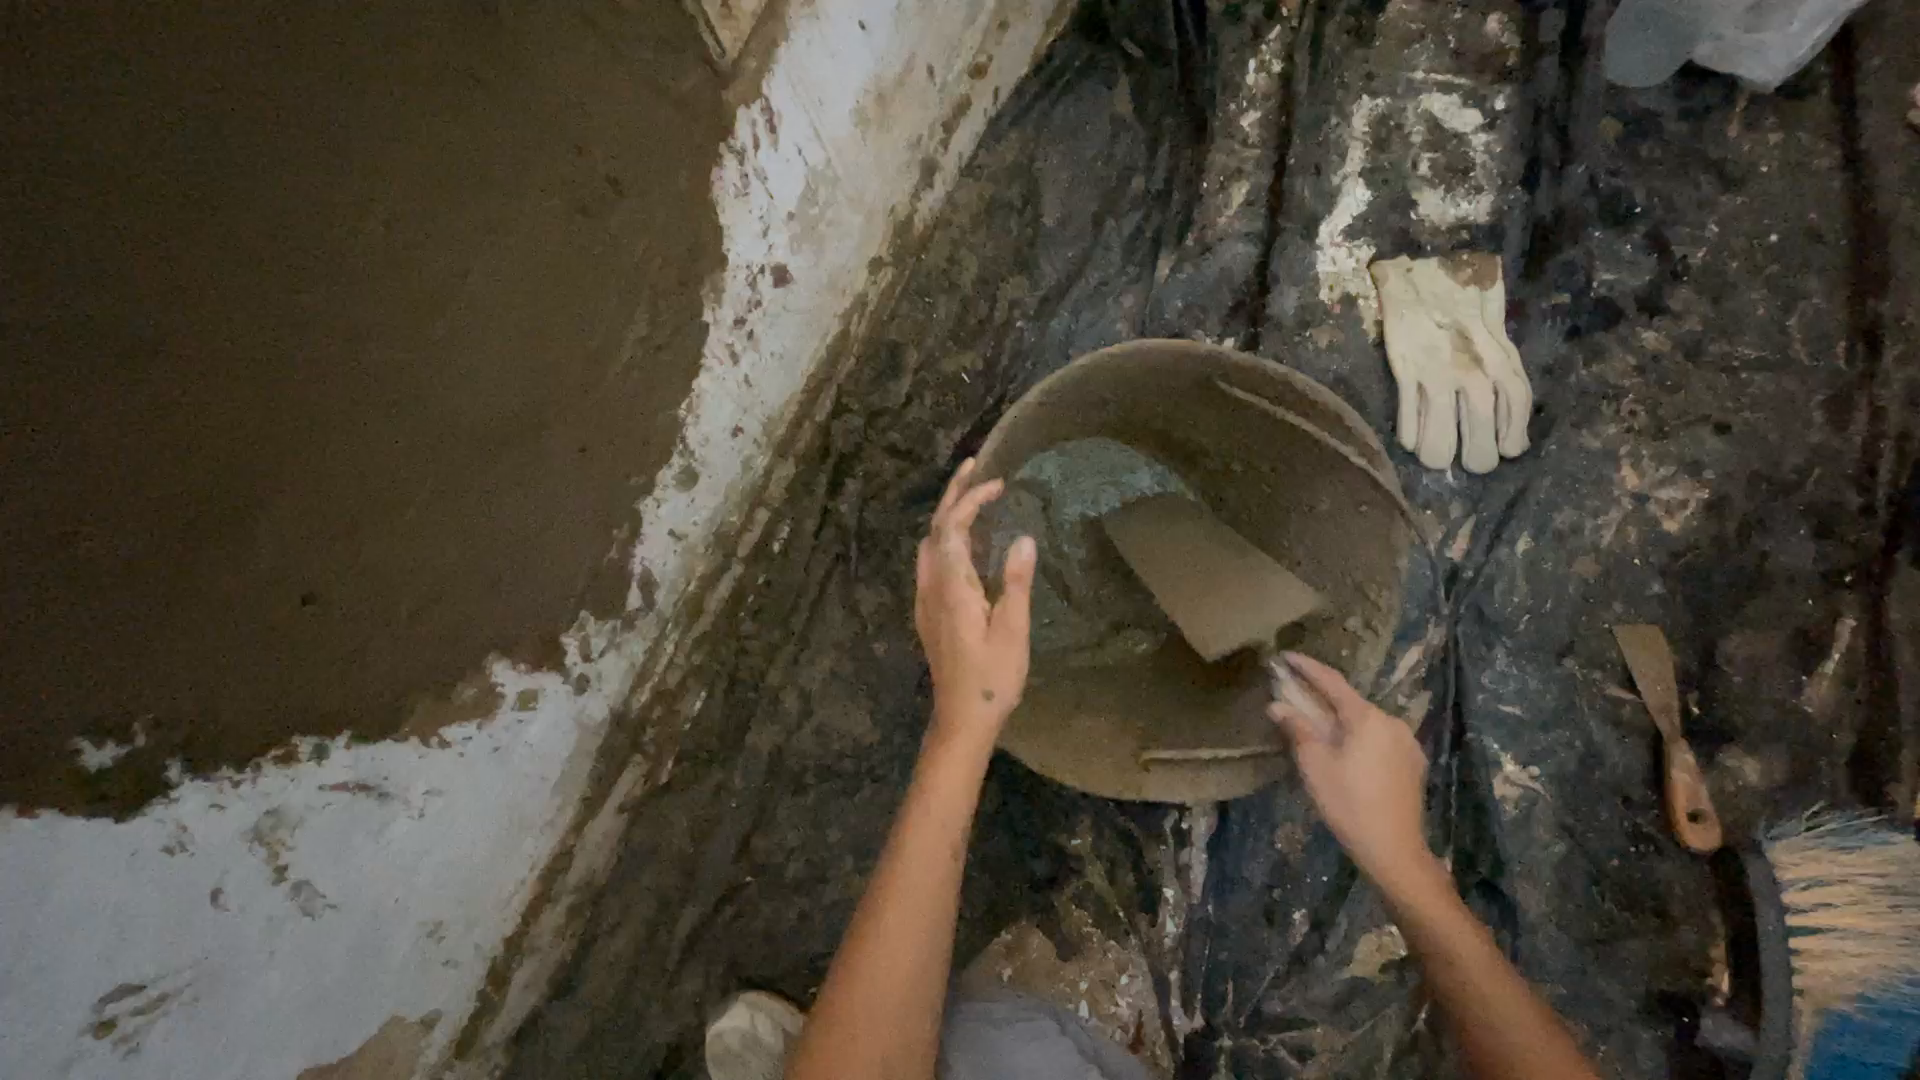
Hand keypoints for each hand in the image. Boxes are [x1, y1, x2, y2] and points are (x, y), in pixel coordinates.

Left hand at [915, 459, 1037, 736]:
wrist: (961, 717)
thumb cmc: (992, 678)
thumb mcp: (1013, 631)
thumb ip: (1015, 582)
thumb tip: (1023, 538)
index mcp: (952, 588)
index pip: (953, 528)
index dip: (971, 500)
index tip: (997, 483)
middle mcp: (931, 587)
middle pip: (935, 529)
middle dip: (952, 495)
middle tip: (974, 467)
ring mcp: (925, 600)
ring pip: (929, 544)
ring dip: (946, 514)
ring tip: (970, 495)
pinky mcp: (928, 611)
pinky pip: (931, 560)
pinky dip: (945, 536)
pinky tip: (963, 541)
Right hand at [1268, 652, 1432, 881]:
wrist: (1394, 849)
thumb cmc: (1348, 802)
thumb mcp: (1314, 764)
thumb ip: (1297, 729)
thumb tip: (1278, 706)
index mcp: (1366, 717)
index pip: (1331, 682)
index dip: (1307, 667)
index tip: (1285, 657)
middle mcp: (1391, 721)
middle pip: (1349, 701)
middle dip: (1321, 696)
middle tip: (1295, 695)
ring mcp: (1407, 742)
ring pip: (1365, 720)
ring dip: (1340, 718)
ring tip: (1316, 725)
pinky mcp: (1413, 762)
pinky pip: (1378, 737)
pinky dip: (1357, 735)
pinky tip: (1344, 748)